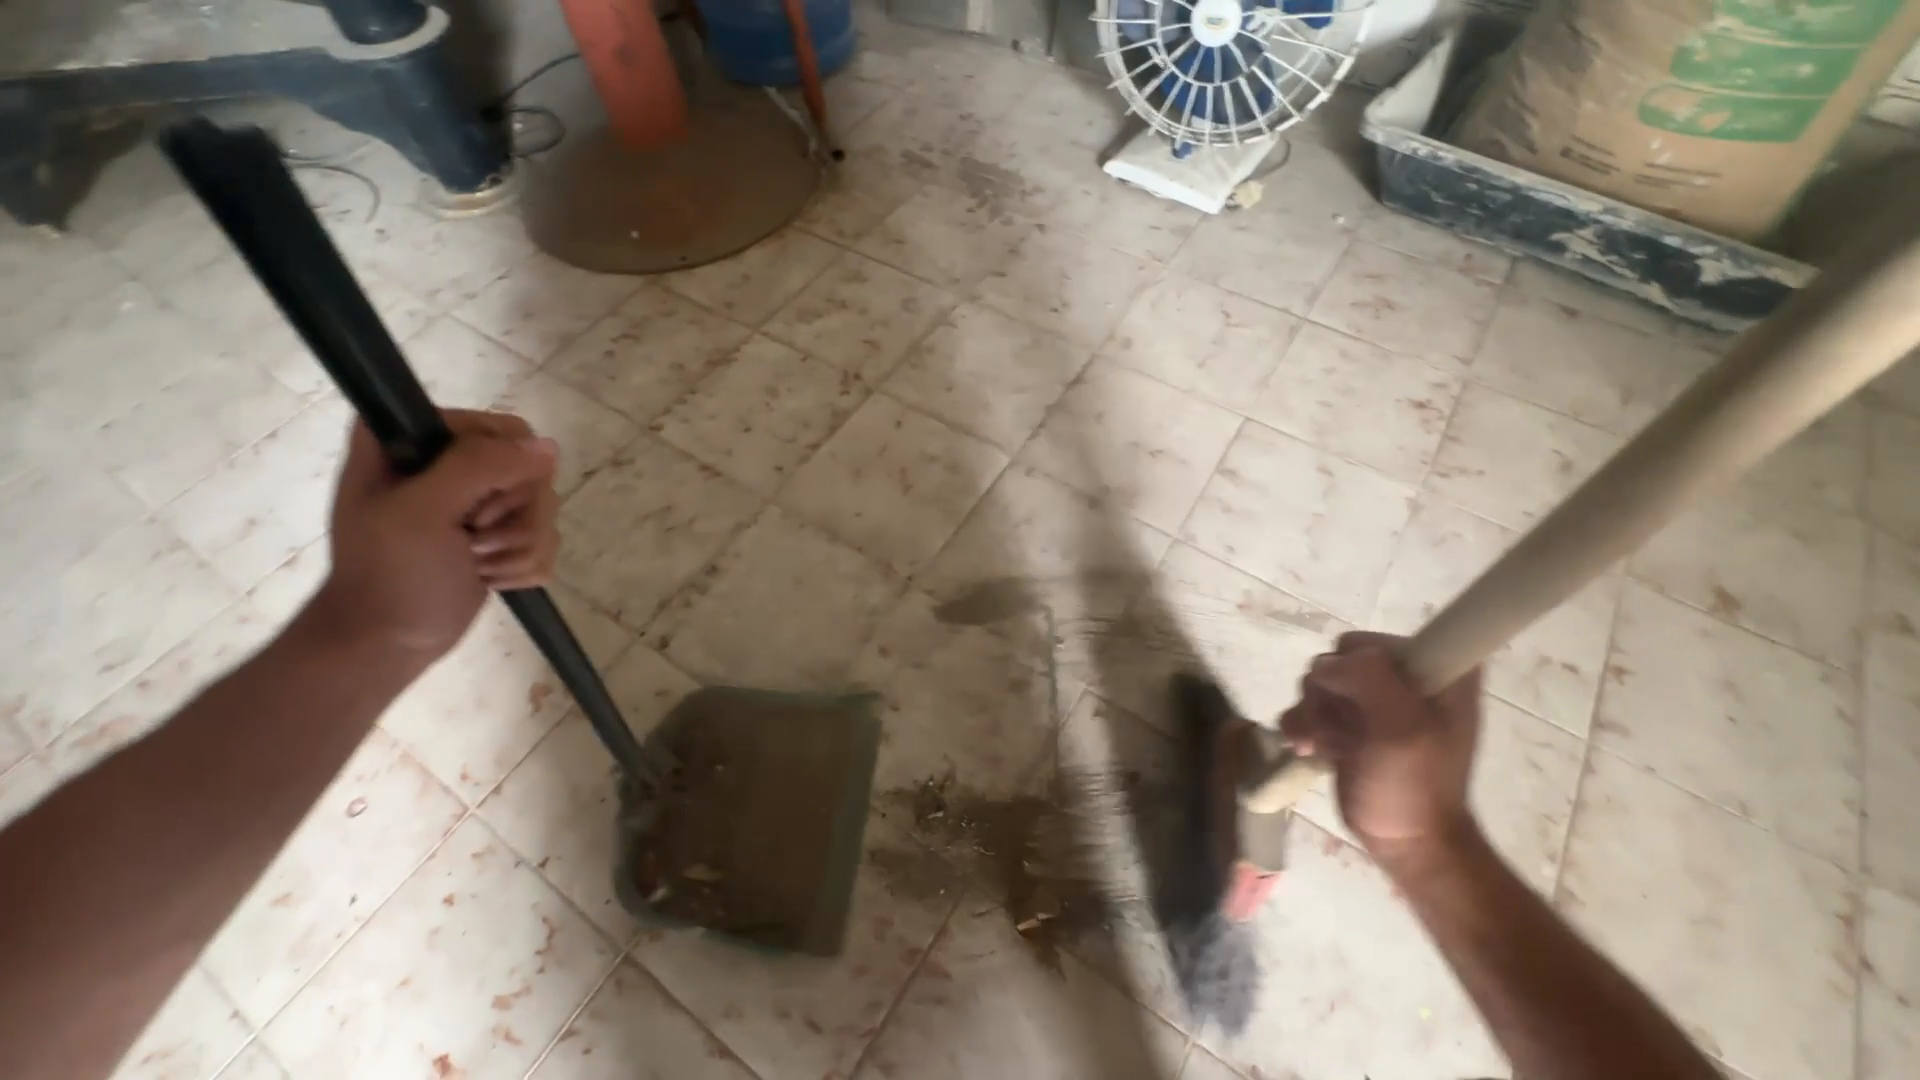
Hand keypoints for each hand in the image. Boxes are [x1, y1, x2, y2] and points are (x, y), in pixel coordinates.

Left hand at [308, 410, 560, 662]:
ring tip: (476, 564)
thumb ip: (479, 466)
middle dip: (512, 516)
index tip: (472, 504)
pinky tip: (489, 577)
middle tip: (470, 538)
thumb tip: (550, 448)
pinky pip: (546, 539)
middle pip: (531, 471)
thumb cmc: (390, 574)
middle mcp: (451, 463)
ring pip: (545, 507)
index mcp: (417, 439)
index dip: (502, 467)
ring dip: (517, 547)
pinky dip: (523, 566)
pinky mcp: (503, 537)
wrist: (388, 641)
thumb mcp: (422, 511)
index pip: (502, 429)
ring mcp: (480, 502)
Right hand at [1279, 631, 1480, 857]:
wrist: (1405, 841)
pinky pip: (1307, 704)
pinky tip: (1312, 750)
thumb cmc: (1413, 786)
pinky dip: (1302, 726)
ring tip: (1331, 748)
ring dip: (1314, 716)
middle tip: (1347, 734)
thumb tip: (1325, 667)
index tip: (1363, 706)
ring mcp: (1374, 699)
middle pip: (1337, 660)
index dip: (1355, 671)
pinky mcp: (1347, 720)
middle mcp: (1406, 675)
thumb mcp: (1402, 728)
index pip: (1371, 642)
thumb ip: (1368, 678)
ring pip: (1317, 682)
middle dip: (1329, 697)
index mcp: (1437, 668)